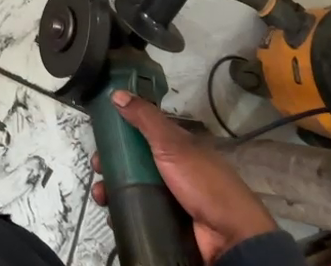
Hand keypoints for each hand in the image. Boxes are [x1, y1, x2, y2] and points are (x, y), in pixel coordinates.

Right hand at [92, 90, 276, 263]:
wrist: (231, 237)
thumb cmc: (203, 183)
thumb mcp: (173, 144)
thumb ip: (146, 118)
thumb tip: (117, 93)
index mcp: (176, 148)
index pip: (142, 134)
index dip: (120, 134)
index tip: (101, 139)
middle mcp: (172, 171)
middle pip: (134, 163)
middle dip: (111, 166)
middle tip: (98, 171)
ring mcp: (170, 199)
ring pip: (134, 190)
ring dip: (114, 192)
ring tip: (102, 198)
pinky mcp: (168, 224)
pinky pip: (140, 214)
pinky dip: (124, 215)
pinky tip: (114, 217)